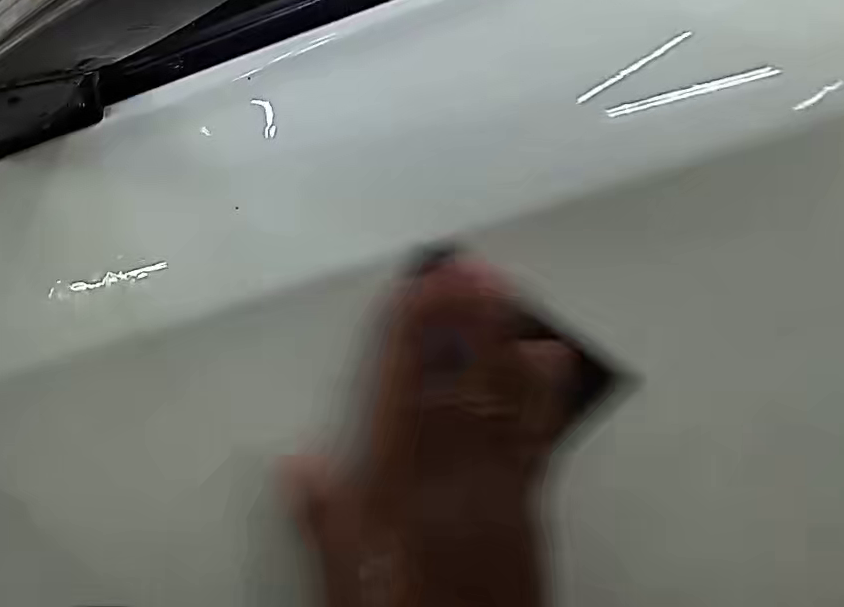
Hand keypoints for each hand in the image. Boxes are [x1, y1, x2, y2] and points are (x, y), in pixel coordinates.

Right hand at [284, 252, 577, 606]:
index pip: (407, 395)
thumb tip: (297, 462)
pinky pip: (535, 441)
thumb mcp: (342, 577)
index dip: (412, 336)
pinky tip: (547, 358)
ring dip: (501, 340)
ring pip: (500, 404)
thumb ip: (322, 516)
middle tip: (471, 268)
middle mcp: (456, 483)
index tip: (416, 288)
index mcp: (404, 490)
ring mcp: (499, 494)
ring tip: (504, 291)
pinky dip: (541, 393)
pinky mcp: (528, 510)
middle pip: (459, 388)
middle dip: (465, 322)